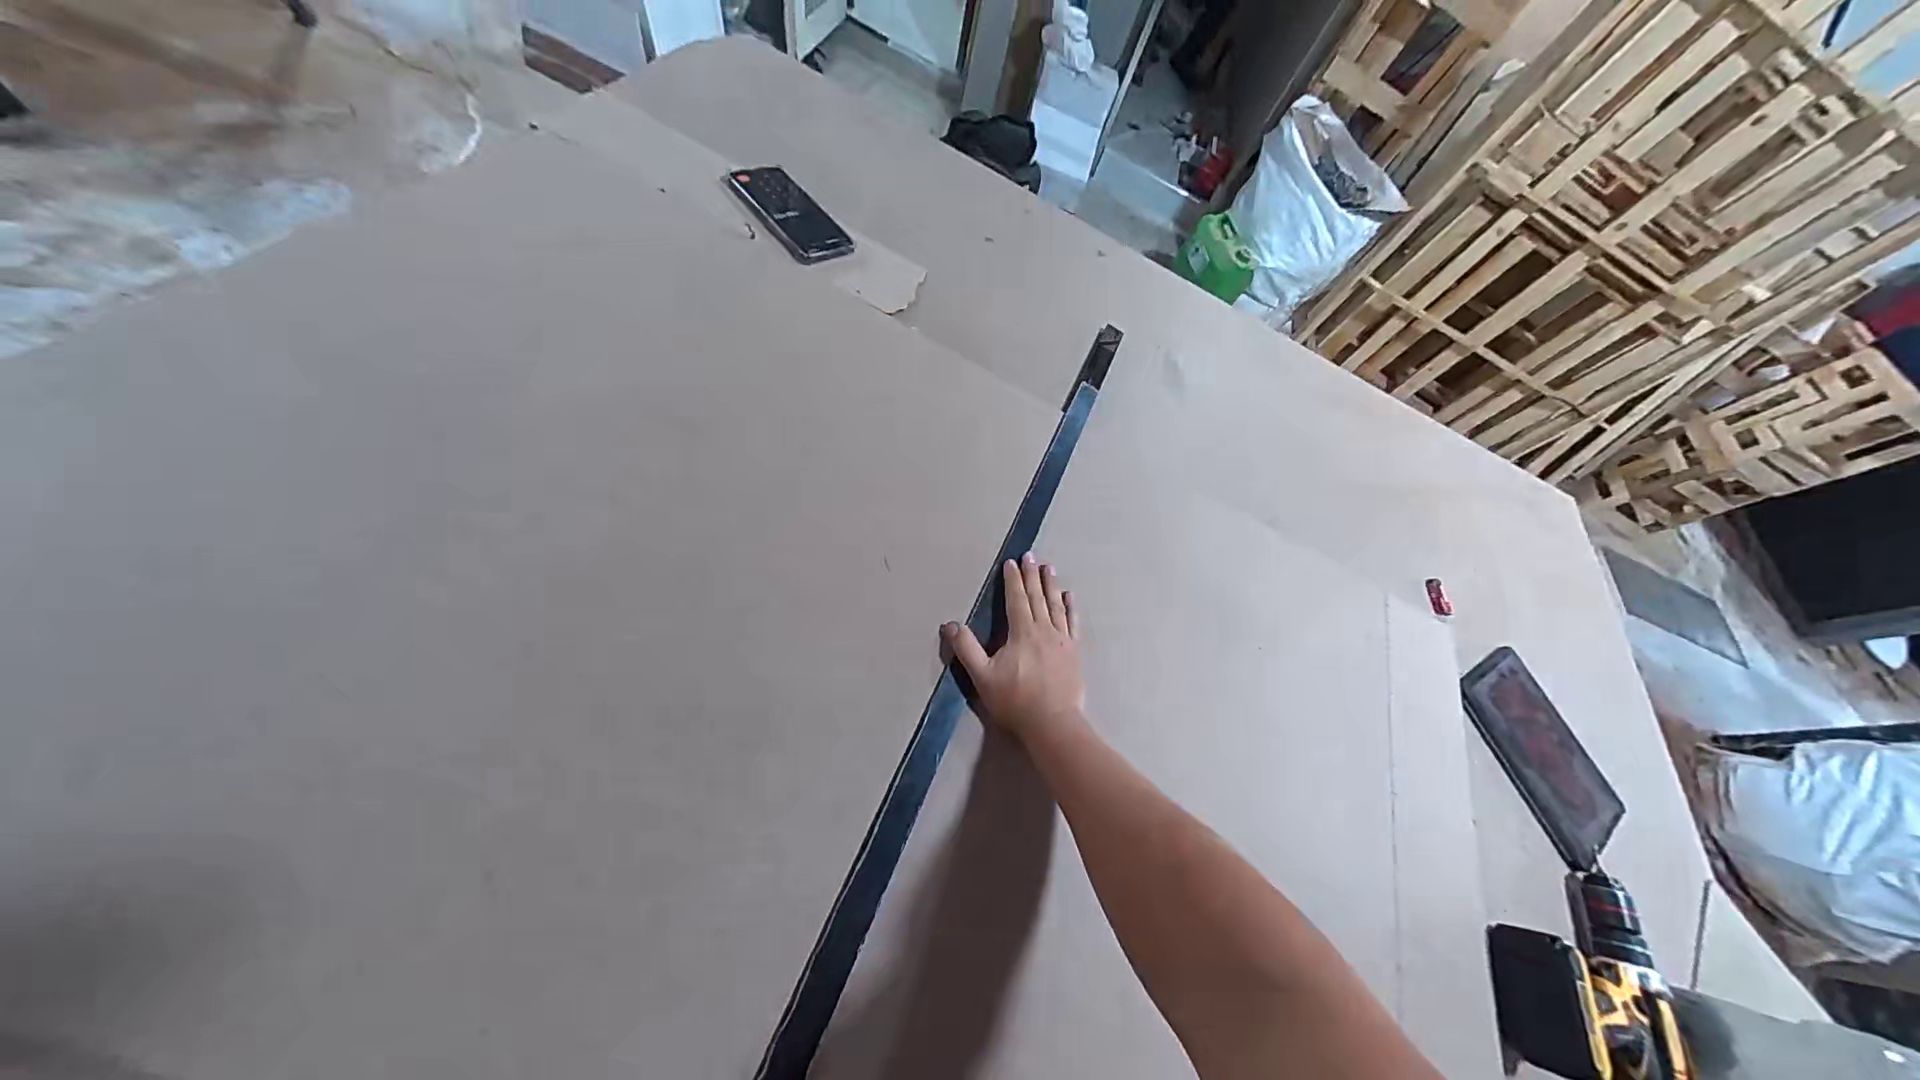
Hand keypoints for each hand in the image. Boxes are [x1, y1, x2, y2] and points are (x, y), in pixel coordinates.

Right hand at [942, 552, 1085, 741]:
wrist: (1053, 723)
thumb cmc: (1015, 701)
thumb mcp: (982, 676)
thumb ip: (966, 649)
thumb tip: (950, 625)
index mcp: (1022, 633)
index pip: (1016, 599)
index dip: (1012, 580)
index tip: (1011, 563)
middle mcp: (1044, 630)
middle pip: (1037, 597)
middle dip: (1032, 575)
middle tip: (1030, 555)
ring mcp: (1063, 641)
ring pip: (1055, 605)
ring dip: (1051, 585)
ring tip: (1049, 568)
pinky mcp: (1074, 652)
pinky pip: (1072, 623)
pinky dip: (1070, 608)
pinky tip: (1069, 597)